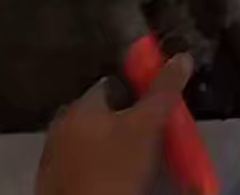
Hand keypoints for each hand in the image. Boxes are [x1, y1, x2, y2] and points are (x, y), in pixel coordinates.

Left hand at [37, 55, 192, 194]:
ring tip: (151, 154)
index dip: (144, 85)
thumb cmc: (113, 170)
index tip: (164, 98)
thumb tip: (182, 57)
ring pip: (103, 142)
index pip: (117, 82)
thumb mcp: (148, 124)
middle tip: (161, 128)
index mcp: (77, 109)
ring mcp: (57, 166)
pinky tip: (129, 176)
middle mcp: (61, 132)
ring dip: (126, 143)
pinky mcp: (62, 191)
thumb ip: (166, 87)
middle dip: (138, 117)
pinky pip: (95, 166)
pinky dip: (113, 167)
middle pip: (111, 112)